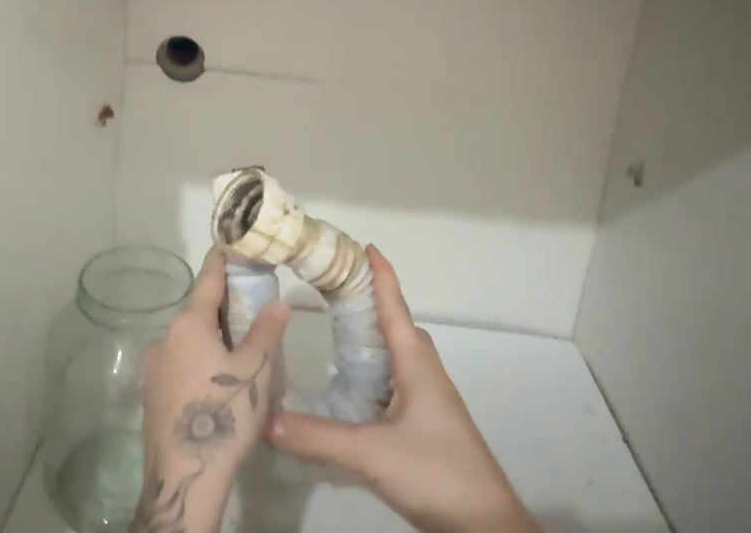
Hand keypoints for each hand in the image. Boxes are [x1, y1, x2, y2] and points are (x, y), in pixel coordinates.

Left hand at [134, 248, 291, 531]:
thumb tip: (279, 302)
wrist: (184, 476)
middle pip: (197, 311)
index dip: (222, 260)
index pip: (208, 279)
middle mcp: (165, 337)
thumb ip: (267, 331)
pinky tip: (217, 382)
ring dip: (210, 338)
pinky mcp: (150, 394)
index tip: (231, 244)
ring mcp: (153, 367)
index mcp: (189, 323)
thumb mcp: (257, 369)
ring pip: (187, 340)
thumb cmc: (224, 414)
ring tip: (240, 351)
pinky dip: (198, 361)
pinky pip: (178, 364)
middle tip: (251, 308)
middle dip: (223, 306)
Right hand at [267, 246, 539, 532]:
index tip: (366, 246)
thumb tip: (266, 418)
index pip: (395, 306)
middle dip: (373, 305)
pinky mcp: (430, 425)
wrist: (484, 523)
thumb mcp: (370, 452)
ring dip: (376, 340)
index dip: (381, 275)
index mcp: (416, 363)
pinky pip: (399, 383)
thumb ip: (317, 436)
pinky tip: (354, 392)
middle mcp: (425, 373)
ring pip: (401, 357)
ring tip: (339, 336)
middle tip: (336, 293)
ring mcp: (431, 401)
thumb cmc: (434, 469)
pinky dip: (377, 373)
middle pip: (399, 327)